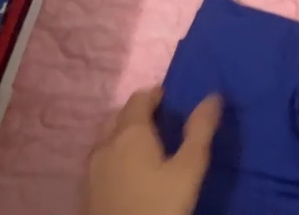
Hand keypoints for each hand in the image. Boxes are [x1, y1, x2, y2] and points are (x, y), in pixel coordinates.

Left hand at [84, 85, 222, 214]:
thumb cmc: (158, 206)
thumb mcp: (189, 169)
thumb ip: (200, 130)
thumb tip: (213, 96)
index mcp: (130, 133)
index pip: (139, 98)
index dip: (156, 95)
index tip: (172, 102)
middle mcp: (105, 144)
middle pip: (119, 116)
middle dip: (138, 113)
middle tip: (161, 123)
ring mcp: (91, 170)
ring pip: (107, 138)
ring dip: (124, 134)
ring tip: (147, 148)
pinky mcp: (85, 193)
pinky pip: (100, 160)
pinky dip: (114, 155)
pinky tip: (128, 173)